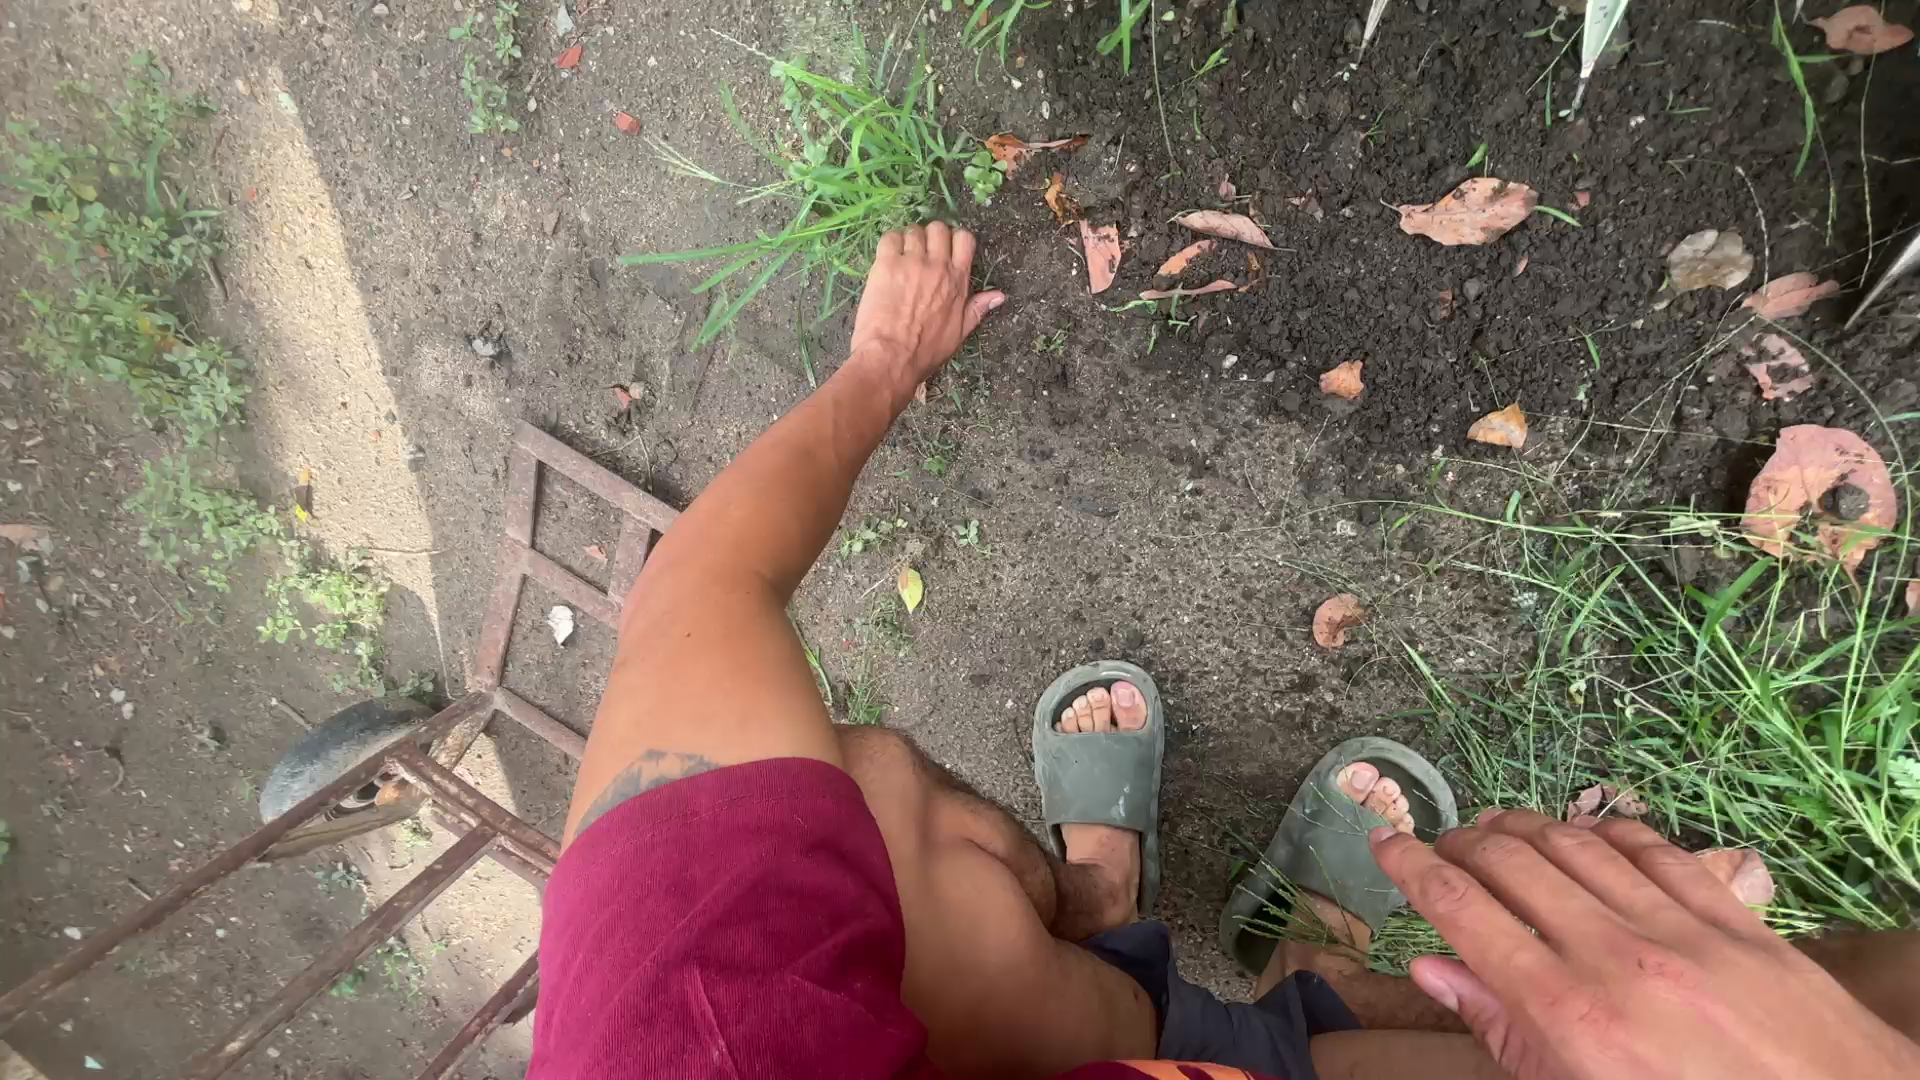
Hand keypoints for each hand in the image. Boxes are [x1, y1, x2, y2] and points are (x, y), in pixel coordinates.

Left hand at [849, 222, 1003, 391]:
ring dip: (908, 240)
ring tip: (901, 258)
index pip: (964, 239)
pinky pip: (890, 238)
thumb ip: (977, 309)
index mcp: (957, 280)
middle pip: (938, 229)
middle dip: (930, 237)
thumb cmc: (926, 351)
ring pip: (913, 231)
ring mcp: (912, 262)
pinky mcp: (886, 264)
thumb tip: (999, 296)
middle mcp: (937, 266)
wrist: (893, 357)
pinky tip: (887, 260)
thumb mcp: (959, 333)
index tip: (944, 250)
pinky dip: (889, 244)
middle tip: (920, 253)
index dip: (954, 239)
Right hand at [1371, 809, 1919, 1079]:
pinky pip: (1653, 847)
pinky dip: (1600, 831)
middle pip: (1504, 858)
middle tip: (1444, 850)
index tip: (1383, 841)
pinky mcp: (1743, 926)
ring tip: (1498, 834)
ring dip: (1517, 826)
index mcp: (1568, 1012)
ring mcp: (1684, 933)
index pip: (1457, 906)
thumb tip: (1429, 966)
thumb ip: (1503, 1031)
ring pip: (1569, 840)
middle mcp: (1614, 956)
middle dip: (1458, 841)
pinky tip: (1581, 837)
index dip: (1407, 864)